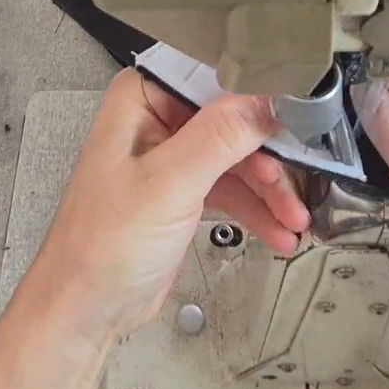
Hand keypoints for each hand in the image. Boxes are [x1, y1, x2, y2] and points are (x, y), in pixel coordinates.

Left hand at [0, 69, 309, 388]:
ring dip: (269, 188)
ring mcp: (171, 156)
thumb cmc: (105, 242)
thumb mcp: (169, 183)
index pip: (211, 77)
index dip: (255, 93)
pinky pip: (230, 187)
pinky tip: (280, 232)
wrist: (85, 311)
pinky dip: (256, 208)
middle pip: (231, 119)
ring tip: (296, 219)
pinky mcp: (182, 191)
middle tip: (303, 178)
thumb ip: (220, 137)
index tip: (297, 108)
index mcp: (141, 97)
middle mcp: (156, 118)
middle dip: (268, 154)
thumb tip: (268, 99)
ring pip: (237, 157)